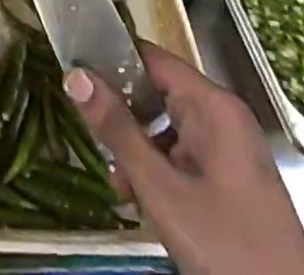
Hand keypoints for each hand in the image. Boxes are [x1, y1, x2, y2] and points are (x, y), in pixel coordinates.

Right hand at [64, 43, 303, 274]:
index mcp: (213, 105)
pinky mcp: (229, 176)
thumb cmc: (226, 245)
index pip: (152, 58)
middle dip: (123, 116)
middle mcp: (222, 116)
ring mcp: (228, 147)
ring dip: (137, 150)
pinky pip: (182, 155)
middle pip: (157, 94)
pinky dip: (158, 170)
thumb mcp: (161, 188)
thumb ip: (117, 130)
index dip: (112, 59)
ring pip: (166, 129)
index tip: (75, 70)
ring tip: (120, 182)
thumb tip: (76, 76)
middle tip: (93, 139)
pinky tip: (140, 199)